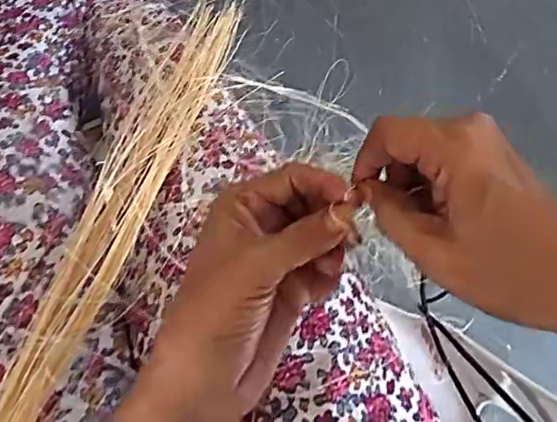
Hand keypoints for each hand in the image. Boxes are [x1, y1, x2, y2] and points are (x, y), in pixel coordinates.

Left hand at [116, 165, 358, 421]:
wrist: (204, 377)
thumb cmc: (217, 305)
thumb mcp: (258, 264)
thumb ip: (304, 236)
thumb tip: (346, 211)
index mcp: (243, 204)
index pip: (290, 179)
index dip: (321, 183)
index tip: (353, 197)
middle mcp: (260, 224)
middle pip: (308, 206)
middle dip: (330, 219)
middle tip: (351, 238)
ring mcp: (276, 257)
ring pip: (318, 237)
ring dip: (331, 249)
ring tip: (329, 269)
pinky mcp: (290, 288)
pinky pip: (320, 268)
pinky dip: (327, 275)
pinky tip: (319, 289)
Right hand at [352, 113, 556, 339]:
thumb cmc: (512, 272)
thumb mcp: (437, 254)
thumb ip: (389, 215)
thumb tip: (369, 190)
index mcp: (453, 144)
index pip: (386, 132)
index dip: (366, 162)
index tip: (365, 198)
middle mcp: (468, 126)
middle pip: (405, 138)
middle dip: (394, 177)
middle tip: (401, 221)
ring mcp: (484, 135)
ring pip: (423, 147)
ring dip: (414, 182)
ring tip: (429, 226)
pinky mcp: (493, 149)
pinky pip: (445, 153)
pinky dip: (435, 180)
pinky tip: (449, 217)